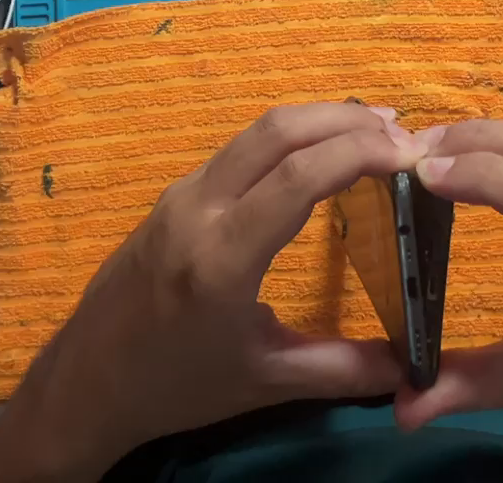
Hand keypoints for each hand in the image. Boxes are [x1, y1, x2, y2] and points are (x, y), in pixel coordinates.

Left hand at [0, 102, 425, 480]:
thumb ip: (344, 369)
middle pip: (277, 132)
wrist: (87, 377)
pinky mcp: (178, 190)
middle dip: (343, 119)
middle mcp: (199, 208)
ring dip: (316, 119)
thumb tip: (415, 364)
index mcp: (221, 259)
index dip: (357, 152)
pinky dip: (290, 135)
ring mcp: (183, 192)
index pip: (297, 178)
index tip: (407, 151)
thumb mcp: (264, 382)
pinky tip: (318, 150)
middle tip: (399, 132)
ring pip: (257, 131)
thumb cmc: (175, 384)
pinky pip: (241, 147)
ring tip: (371, 130)